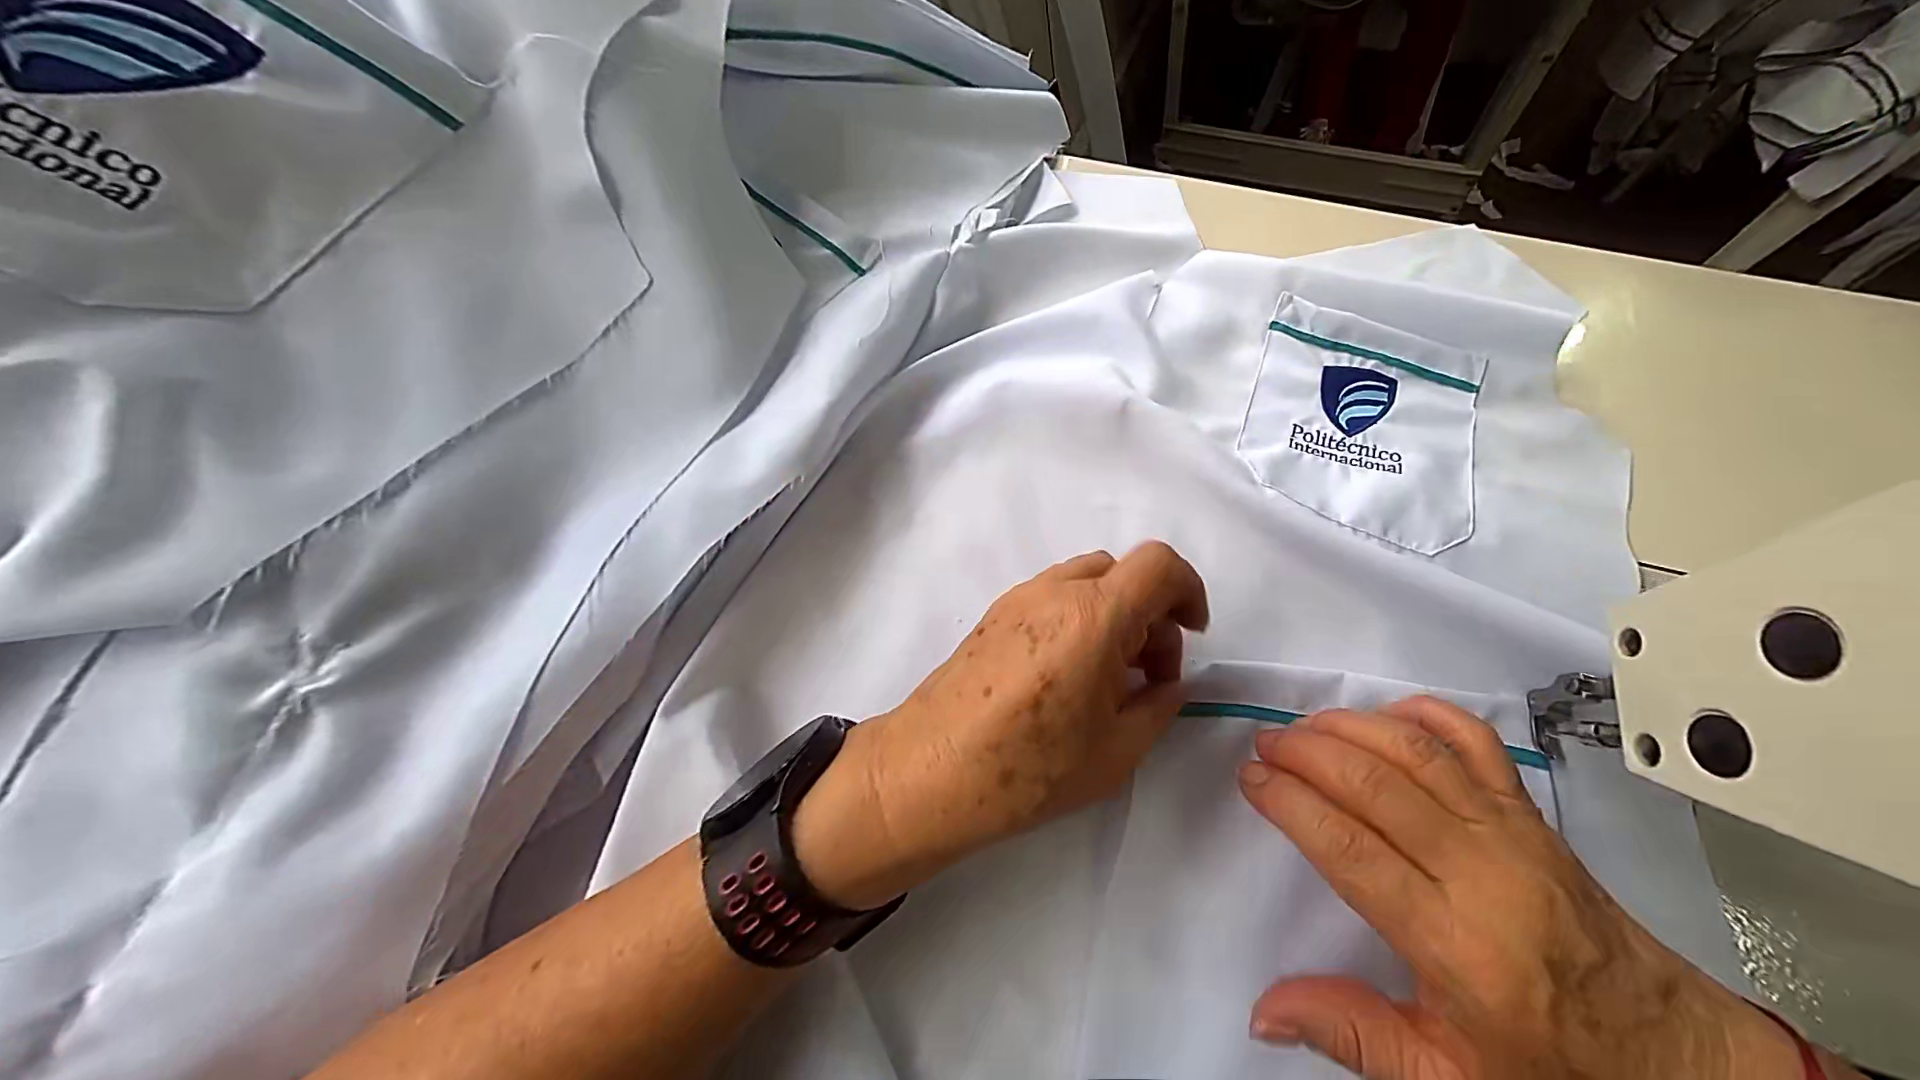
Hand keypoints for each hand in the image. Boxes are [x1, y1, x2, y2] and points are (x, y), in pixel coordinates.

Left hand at [792, 542, 1208, 909]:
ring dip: (1113, 616)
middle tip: (1148, 675)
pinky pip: (1052, 598)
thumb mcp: (1116, 753)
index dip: (1188, 591)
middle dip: (1151, 614)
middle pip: (1123, 573)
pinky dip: (1078, 619)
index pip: (1158, 565)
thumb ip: (1158, 707)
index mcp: (1092, 617)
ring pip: (1086, 582)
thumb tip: (1168, 684)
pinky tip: (1067, 677)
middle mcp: (1054, 593)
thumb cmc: (1028, 770)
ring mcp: (1017, 600)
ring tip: (1107, 680)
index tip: (1191, 635)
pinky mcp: (992, 615)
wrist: (927, 772)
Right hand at [1236, 697, 1808, 1079]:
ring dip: (1354, 728)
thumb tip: (1260, 1013)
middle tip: (1266, 741)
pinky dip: (1430, 717)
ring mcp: (1515, 838)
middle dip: (1309, 752)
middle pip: (1379, 787)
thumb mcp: (1445, 1076)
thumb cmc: (1549, 1065)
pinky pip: (1481, 747)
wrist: (1675, 1056)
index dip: (1292, 804)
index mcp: (1457, 947)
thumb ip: (1351, 1034)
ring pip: (1422, 756)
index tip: (1253, 777)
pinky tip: (1387, 713)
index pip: (1352, 850)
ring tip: (1306, 725)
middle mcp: (1485, 877)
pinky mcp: (1535, 819)